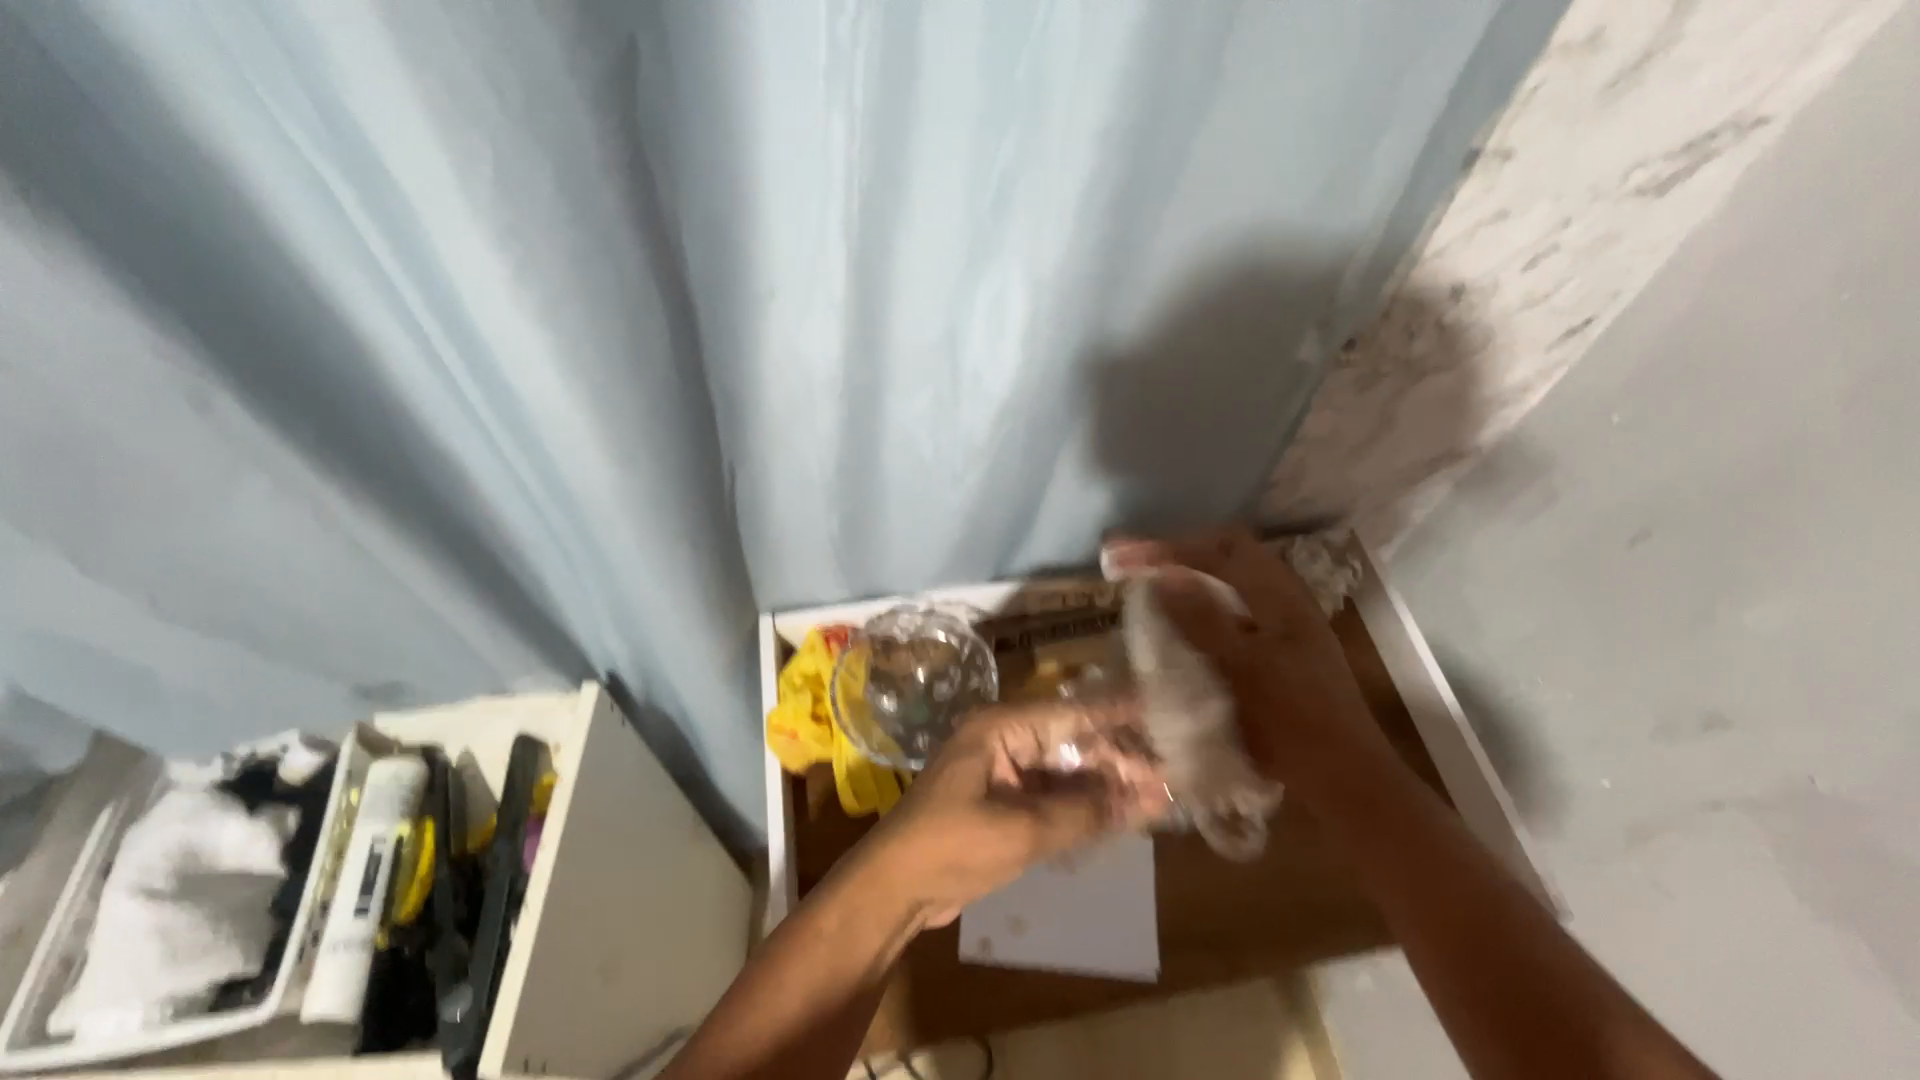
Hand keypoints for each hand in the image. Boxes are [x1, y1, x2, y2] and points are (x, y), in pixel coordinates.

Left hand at [840, 700, 1146, 931]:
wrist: (893, 889)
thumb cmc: (950, 846)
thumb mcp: (1022, 831)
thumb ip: (1084, 812)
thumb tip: (1147, 797)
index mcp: (1001, 729)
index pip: (1072, 712)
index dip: (1119, 713)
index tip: (1165, 710)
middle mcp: (1004, 741)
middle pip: (1072, 742)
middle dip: (1118, 758)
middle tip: (1173, 770)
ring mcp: (1002, 774)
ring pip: (1065, 771)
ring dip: (1104, 784)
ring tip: (1158, 794)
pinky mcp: (1002, 805)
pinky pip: (1052, 796)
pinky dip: (1082, 806)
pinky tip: (1120, 815)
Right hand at [1103, 526, 1391, 791]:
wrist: (1343, 776)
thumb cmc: (1294, 719)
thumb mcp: (1243, 668)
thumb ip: (1203, 620)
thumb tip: (1163, 577)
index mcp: (1280, 596)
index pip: (1220, 547)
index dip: (1169, 547)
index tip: (1124, 558)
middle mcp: (1285, 601)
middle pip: (1228, 556)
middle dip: (1180, 556)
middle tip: (1138, 567)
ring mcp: (1286, 627)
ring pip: (1232, 585)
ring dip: (1192, 583)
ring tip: (1154, 595)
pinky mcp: (1281, 654)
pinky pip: (1235, 615)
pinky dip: (1204, 612)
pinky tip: (1183, 635)